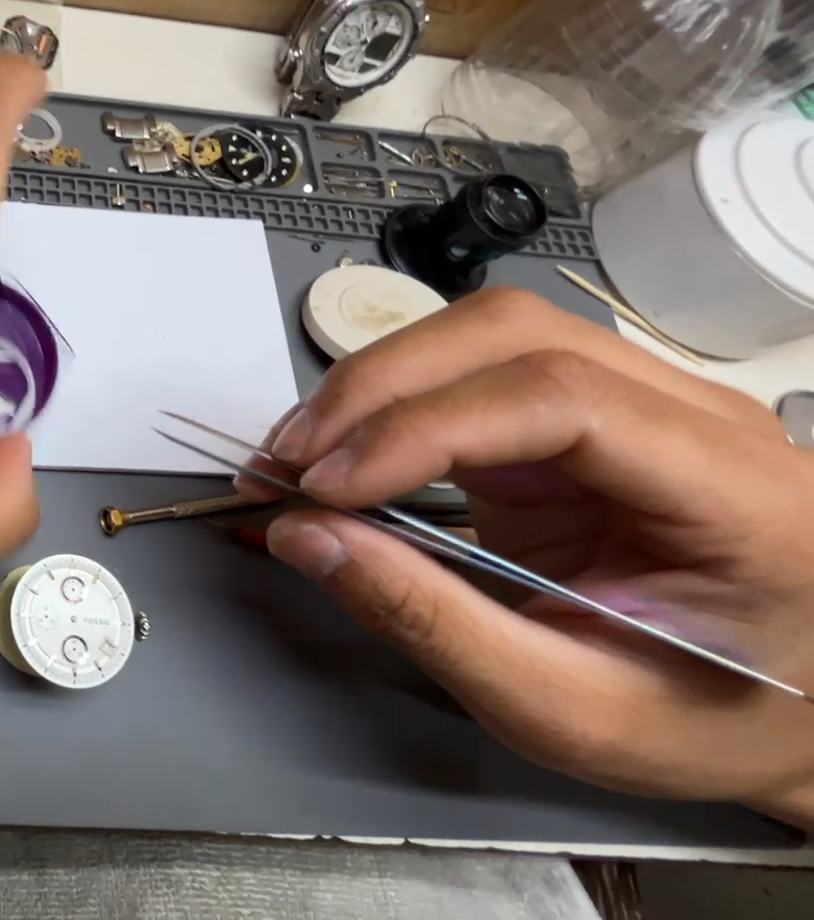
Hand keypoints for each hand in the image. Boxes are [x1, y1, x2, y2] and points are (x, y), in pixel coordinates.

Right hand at [253, 286, 813, 824]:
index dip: (420, 430)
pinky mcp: (565, 409)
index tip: (322, 492)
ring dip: (366, 385)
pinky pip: (457, 367)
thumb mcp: (560, 708)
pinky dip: (378, 398)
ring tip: (296, 455)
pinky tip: (334, 448)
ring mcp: (629, 399)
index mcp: (742, 496)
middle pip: (508, 335)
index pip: (561, 400)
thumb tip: (301, 534)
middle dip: (373, 390)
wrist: (771, 710)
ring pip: (475, 331)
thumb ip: (427, 619)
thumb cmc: (693, 723)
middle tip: (288, 465)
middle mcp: (694, 417)